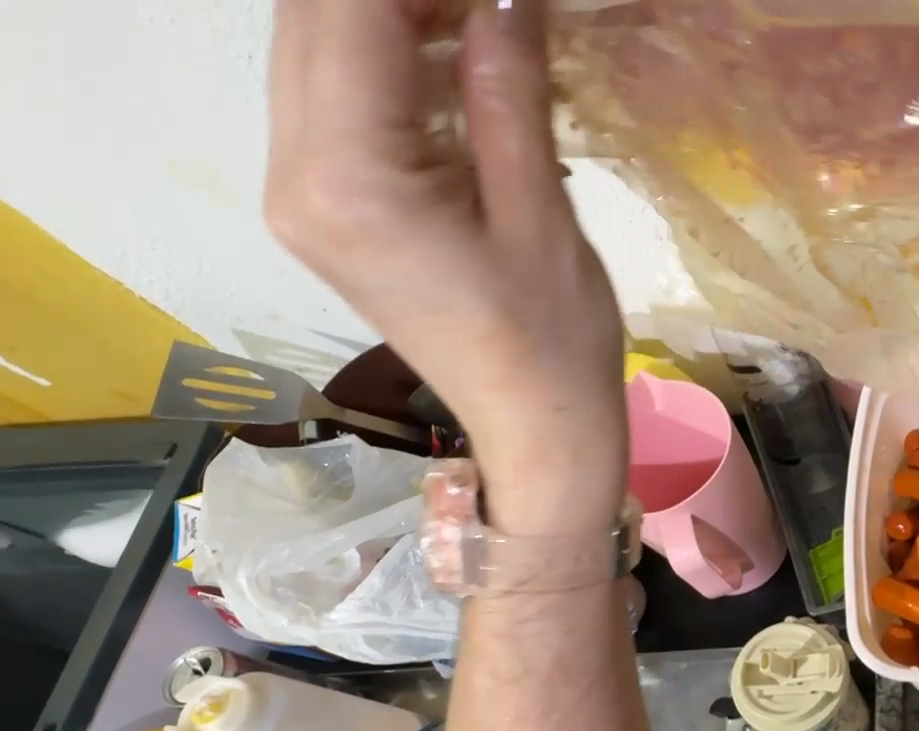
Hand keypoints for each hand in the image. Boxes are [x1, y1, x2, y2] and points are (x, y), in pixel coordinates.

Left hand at [264, 0, 624, 532]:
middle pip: (312, 21)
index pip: (349, 15)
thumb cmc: (555, 342)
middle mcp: (293, 176)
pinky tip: (456, 68)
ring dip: (392, 21)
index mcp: (350, 179)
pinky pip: (336, 105)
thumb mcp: (542, 216)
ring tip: (484, 22)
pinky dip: (389, 67)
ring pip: (316, 54)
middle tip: (493, 4)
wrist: (537, 430)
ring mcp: (298, 195)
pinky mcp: (323, 211)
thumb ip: (508, 95)